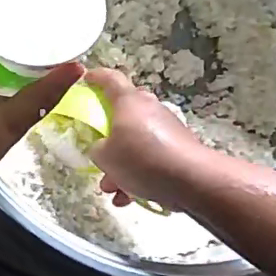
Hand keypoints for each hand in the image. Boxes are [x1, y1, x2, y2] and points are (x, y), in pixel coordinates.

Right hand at [85, 67, 213, 208]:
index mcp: (128, 102)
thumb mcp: (103, 156)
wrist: (191, 180)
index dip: (95, 78)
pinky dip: (137, 174)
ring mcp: (165, 128)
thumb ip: (95, 148)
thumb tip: (100, 147)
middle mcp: (149, 109)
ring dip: (120, 163)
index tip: (84, 81)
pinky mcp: (177, 148)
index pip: (110, 79)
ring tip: (111, 187)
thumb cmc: (141, 158)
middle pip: (122, 113)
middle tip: (96, 149)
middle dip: (107, 134)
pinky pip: (149, 158)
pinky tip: (128, 197)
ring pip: (134, 141)